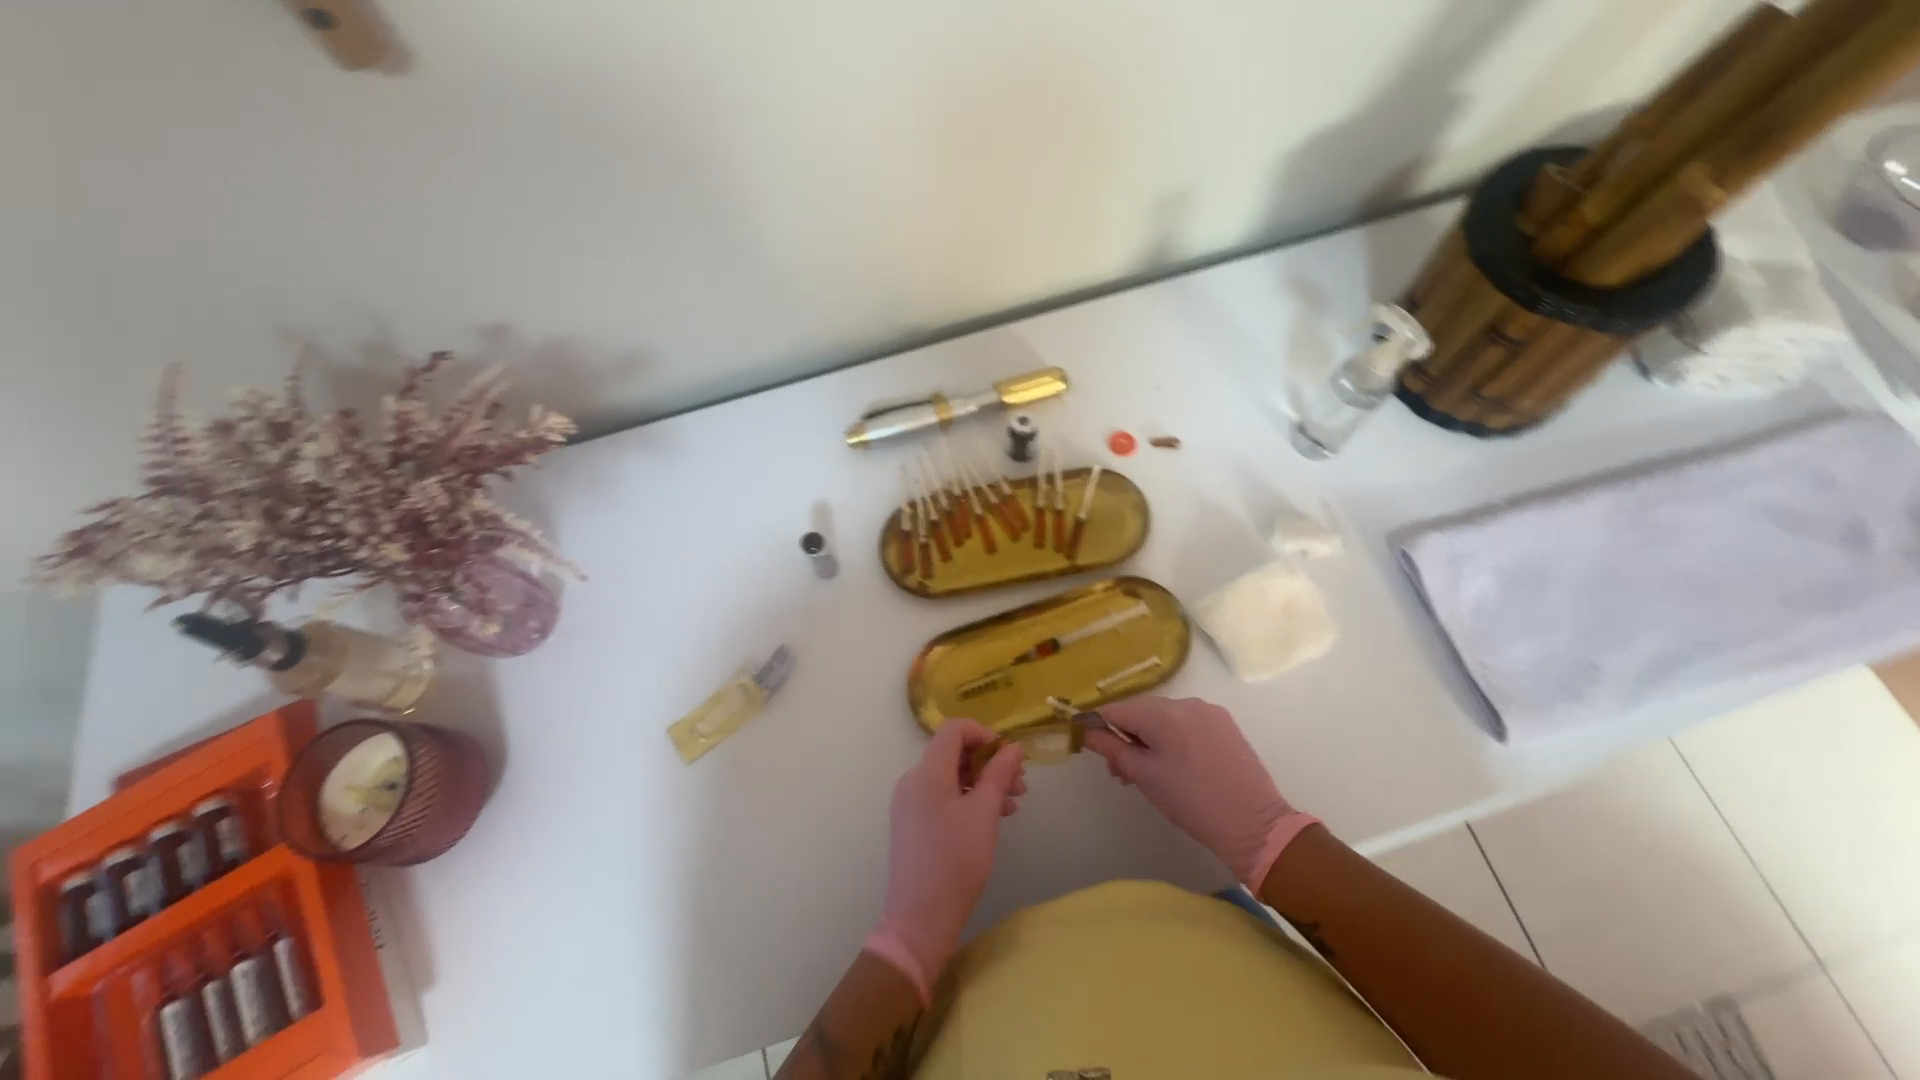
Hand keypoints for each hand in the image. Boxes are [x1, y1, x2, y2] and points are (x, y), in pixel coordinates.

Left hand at [865, 718, 1026, 1001]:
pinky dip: (968, 798)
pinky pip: (941, 795)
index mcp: (926, 773)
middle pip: (952, 752)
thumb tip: (1013, 747)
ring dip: (982, 781)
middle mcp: (912, 780)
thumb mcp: (984, 815)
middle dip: (989, 761)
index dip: (984, 734)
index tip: (1010, 757)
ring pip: (950, 776)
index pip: (954, 729)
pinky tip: (993, 817)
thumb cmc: (956, 862)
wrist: (919, 918)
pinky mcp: (911, 822)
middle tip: (1021, 784)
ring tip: (1013, 804)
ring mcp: (909, 802)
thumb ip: (998, 774)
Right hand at [1083, 696, 1318, 888]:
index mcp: (1161, 714)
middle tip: (1125, 774)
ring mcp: (1208, 710)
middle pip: (1140, 711)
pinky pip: (1187, 721)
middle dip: (1127, 736)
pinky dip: (1175, 737)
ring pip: (1164, 716)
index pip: (1115, 709)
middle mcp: (1184, 702)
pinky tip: (1180, 766)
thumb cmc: (1190, 802)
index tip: (1102, 754)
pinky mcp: (1224, 722)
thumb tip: (1086, 732)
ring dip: (1151, 737)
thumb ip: (1112, 749)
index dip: (1101, 728)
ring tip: (1153, 773)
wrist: (1252, 823)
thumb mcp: (1143, 777)